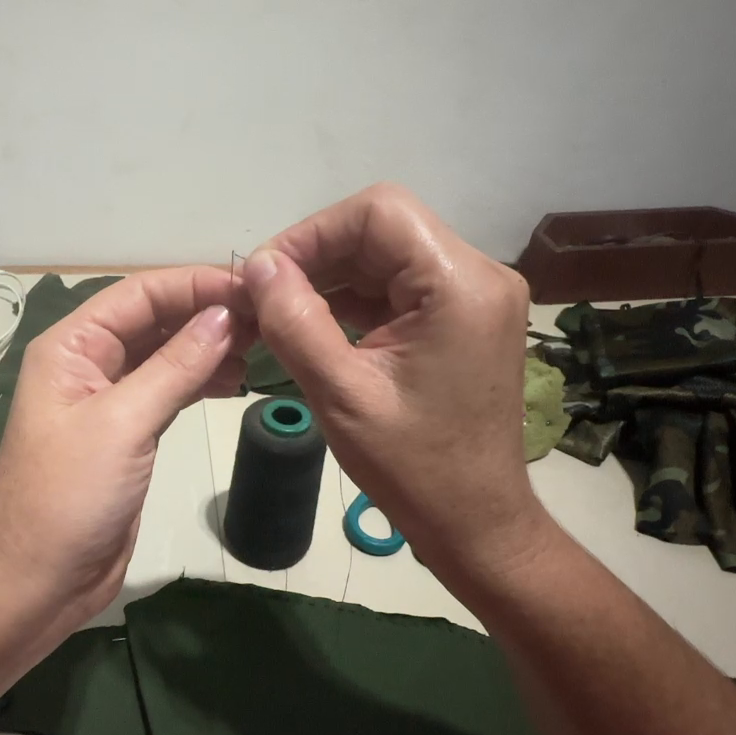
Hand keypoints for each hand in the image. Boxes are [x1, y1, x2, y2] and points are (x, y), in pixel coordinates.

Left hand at [0, 267, 250, 625]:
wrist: (36, 582)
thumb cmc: (67, 497)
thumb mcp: (122, 423)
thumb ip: (174, 366)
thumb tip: (224, 315)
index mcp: (69, 347)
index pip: (138, 295)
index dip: (194, 285)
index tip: (253, 289)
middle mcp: (86, 364)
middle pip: (152, 320)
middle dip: (205, 314)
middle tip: (267, 320)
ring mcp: (106, 401)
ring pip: (163, 355)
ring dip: (207, 347)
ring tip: (258, 350)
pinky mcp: (126, 434)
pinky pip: (167, 391)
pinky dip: (198, 381)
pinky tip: (232, 380)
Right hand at [241, 184, 551, 577]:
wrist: (474, 522)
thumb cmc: (412, 466)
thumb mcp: (341, 393)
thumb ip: (295, 322)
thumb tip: (257, 266)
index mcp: (460, 286)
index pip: (378, 213)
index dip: (312, 233)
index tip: (266, 276)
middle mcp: (478, 276)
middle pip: (382, 229)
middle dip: (316, 255)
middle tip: (265, 296)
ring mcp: (473, 297)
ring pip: (385, 255)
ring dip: (329, 277)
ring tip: (280, 312)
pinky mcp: (461, 319)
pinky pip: (397, 286)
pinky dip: (351, 298)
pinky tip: (314, 325)